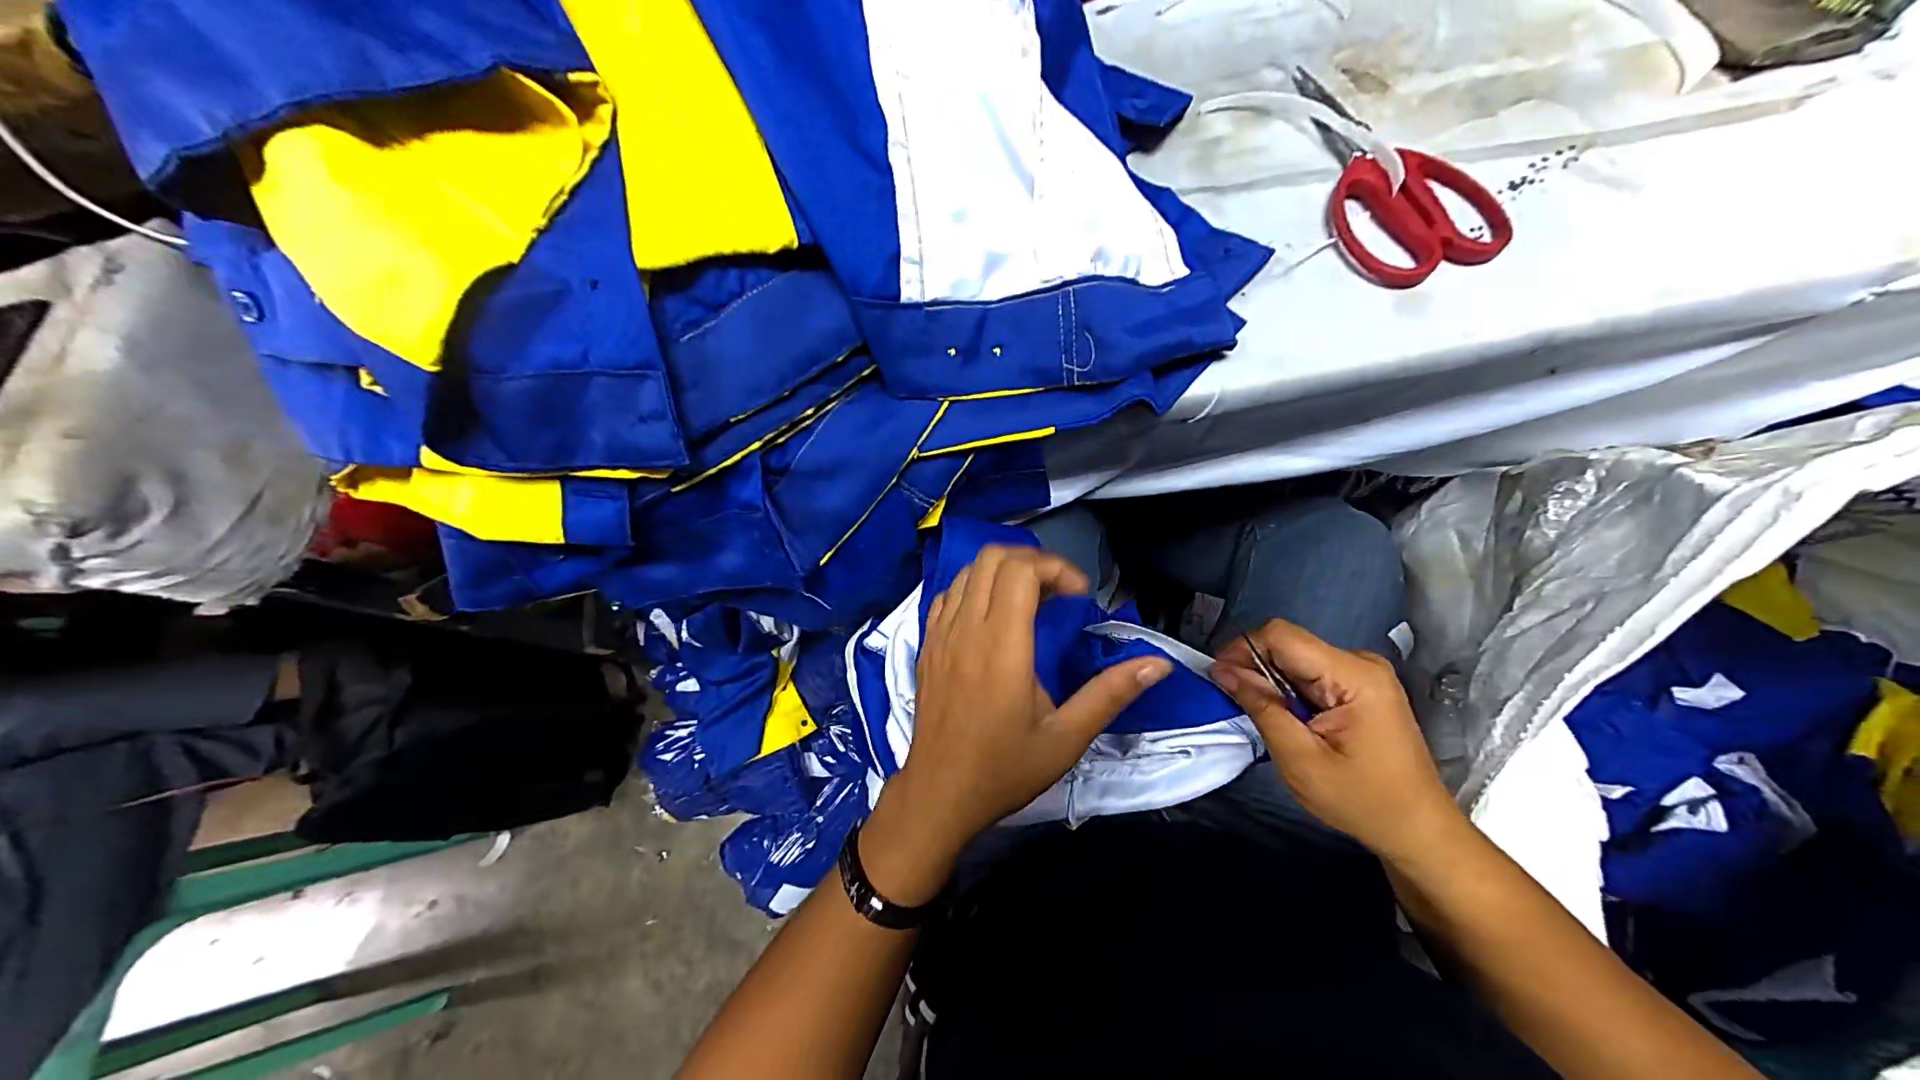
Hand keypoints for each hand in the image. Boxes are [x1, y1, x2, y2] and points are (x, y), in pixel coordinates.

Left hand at [861, 546, 1172, 903]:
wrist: (938, 795)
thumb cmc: (1003, 769)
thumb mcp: (1066, 739)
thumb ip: (1110, 694)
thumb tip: (1157, 665)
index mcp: (1001, 647)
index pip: (1021, 571)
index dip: (1056, 568)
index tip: (1079, 596)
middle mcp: (966, 630)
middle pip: (993, 557)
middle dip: (1033, 560)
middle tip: (1059, 591)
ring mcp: (940, 635)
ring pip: (968, 571)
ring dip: (1004, 570)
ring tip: (1032, 598)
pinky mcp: (927, 645)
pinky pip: (948, 594)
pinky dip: (975, 587)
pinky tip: (993, 615)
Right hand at [1214, 619, 1464, 861]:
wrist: (1418, 829)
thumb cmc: (1362, 800)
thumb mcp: (1300, 759)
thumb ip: (1261, 707)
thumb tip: (1222, 670)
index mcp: (1354, 676)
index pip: (1282, 636)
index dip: (1243, 649)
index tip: (1221, 679)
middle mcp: (1361, 663)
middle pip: (1289, 644)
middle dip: (1254, 667)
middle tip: (1235, 702)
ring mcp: (1365, 673)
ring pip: (1296, 657)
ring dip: (1271, 680)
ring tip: (1262, 715)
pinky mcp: (1362, 686)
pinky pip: (1311, 672)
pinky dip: (1289, 689)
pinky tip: (1287, 718)